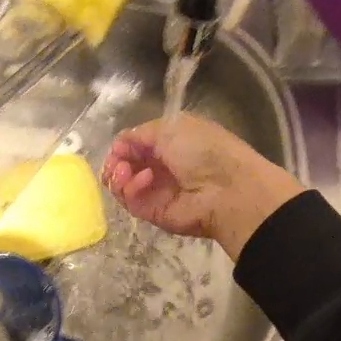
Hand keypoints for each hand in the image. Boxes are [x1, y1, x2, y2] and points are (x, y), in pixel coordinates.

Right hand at [101, 113, 304, 258]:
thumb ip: (141, 133)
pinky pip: (130, 201)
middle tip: (119, 163)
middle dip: (115, 162)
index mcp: (168, 144)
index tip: (119, 146)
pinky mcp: (151, 213)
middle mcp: (160, 168)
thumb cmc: (204, 150)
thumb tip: (119, 144)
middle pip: (123, 166)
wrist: (225, 189)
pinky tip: (145, 181)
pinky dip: (130, 189)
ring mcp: (154, 192)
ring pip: (121, 185)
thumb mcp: (173, 127)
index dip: (123, 146)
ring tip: (126, 172)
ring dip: (119, 175)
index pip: (134, 146)